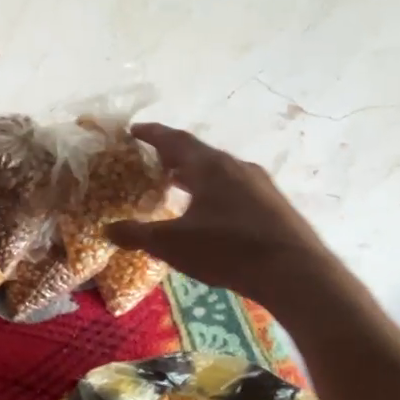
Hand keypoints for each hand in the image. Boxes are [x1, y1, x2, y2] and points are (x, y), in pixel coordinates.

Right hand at [107, 124, 350, 311]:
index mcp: (210, 168)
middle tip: (151, 161)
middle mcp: (236, 168)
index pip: (176, 142)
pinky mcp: (269, 204)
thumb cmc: (225, 248)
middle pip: (199, 154)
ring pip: (217, 171)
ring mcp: (257, 185)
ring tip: (173, 185)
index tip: (134, 129)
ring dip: (192, 175)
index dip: (152, 134)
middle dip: (172, 156)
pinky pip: (231, 188)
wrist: (291, 269)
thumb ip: (136, 234)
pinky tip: (203, 210)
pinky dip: (209, 191)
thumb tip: (108, 228)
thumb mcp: (170, 244)